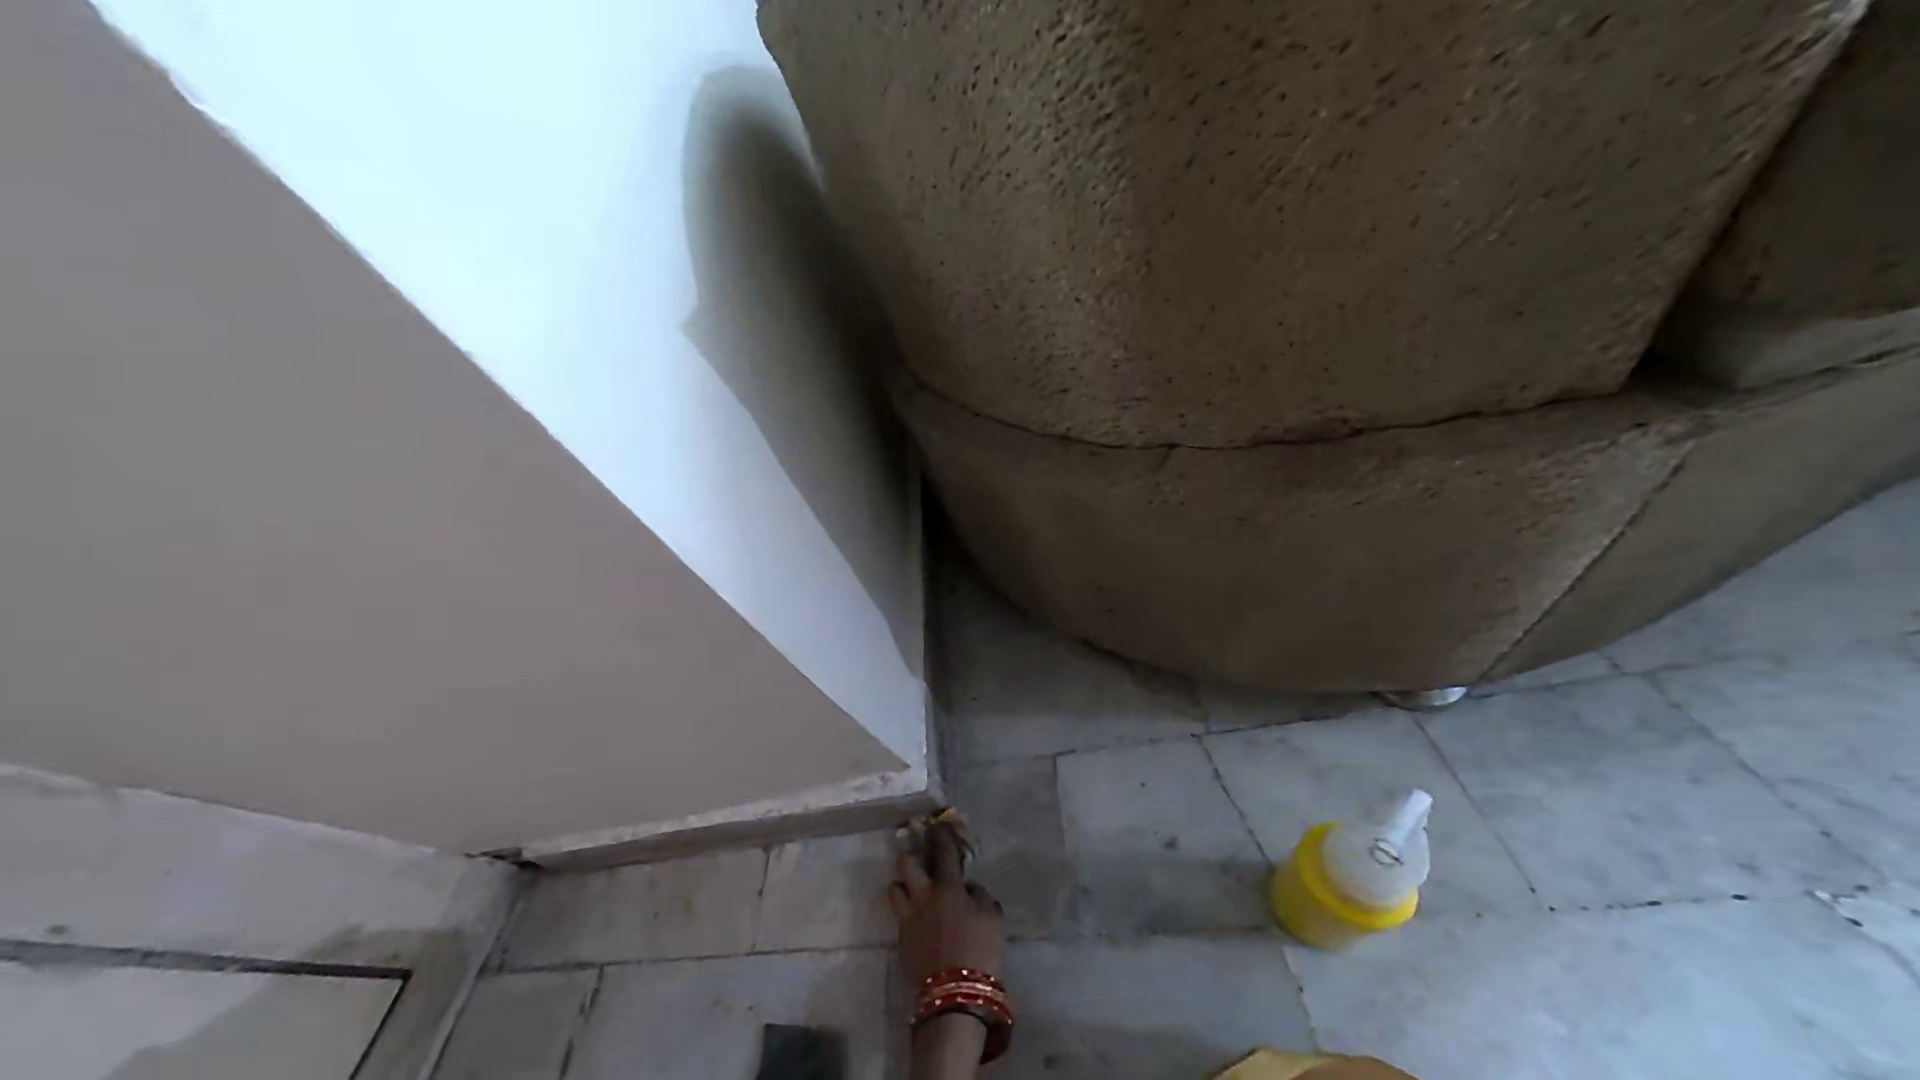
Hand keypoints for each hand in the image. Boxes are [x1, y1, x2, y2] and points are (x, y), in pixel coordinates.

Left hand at [888, 822, 1004, 984]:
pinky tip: (920, 920)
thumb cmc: (980, 950)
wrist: (955, 994)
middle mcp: (922, 897)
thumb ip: (979, 895)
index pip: (943, 852)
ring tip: (916, 891)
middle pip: (905, 863)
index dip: (941, 834)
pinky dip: (908, 912)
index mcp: (947, 887)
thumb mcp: (992, 916)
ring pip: (894, 888)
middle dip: (912, 856)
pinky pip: (899, 916)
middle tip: (922, 861)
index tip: (939, 824)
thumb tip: (968, 888)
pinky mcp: (901, 940)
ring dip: (904, 885)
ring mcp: (908, 918)